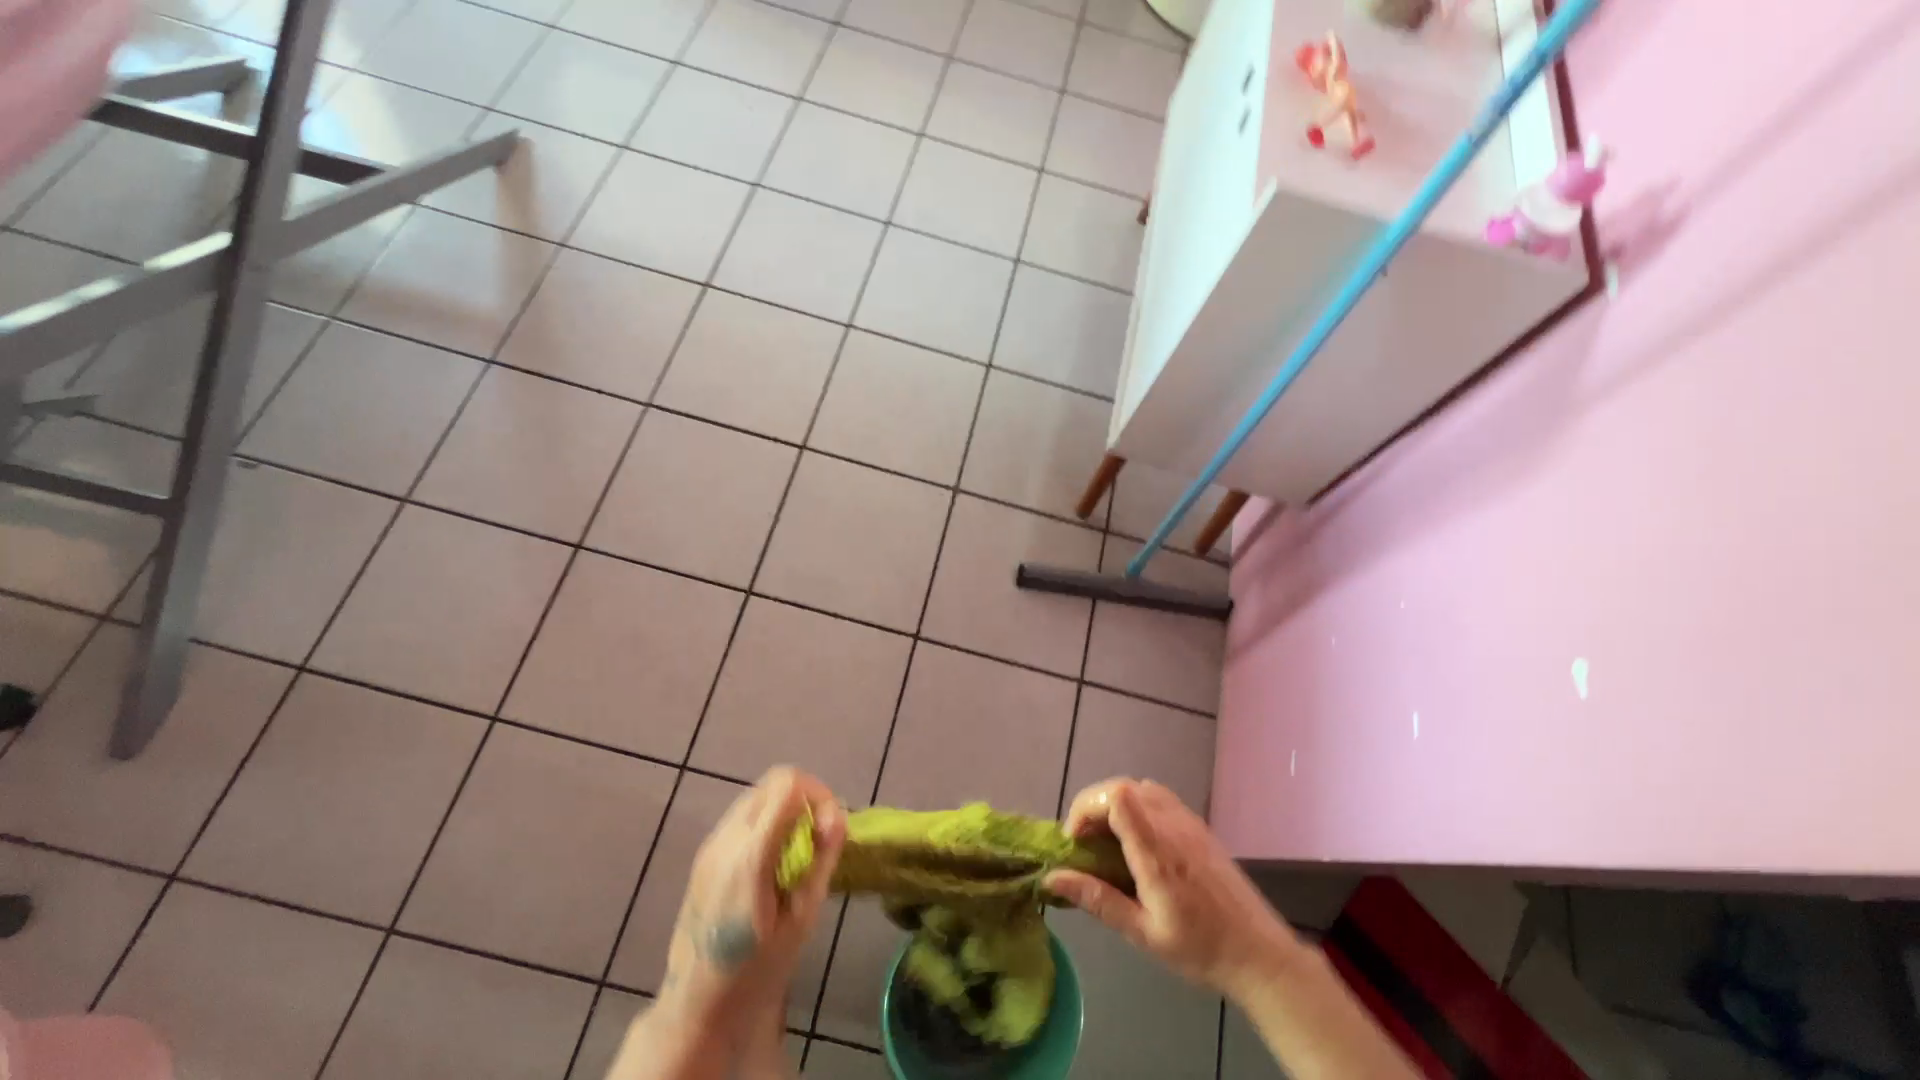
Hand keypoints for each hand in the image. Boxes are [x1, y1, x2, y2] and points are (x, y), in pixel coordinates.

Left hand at [658, 767, 844, 1036]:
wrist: (697, 1005)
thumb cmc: (756, 971)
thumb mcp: (801, 919)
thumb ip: (820, 861)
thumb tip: (838, 816)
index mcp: (750, 853)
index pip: (789, 783)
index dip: (821, 796)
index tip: (832, 832)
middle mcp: (725, 838)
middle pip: (772, 783)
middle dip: (806, 801)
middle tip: (821, 842)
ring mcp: (710, 844)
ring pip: (757, 797)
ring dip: (786, 811)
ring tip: (800, 856)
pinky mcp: (704, 855)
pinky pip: (743, 818)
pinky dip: (768, 824)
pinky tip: (775, 866)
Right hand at [1045, 779, 1300, 1000]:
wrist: (1260, 955)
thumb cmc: (1200, 950)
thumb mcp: (1143, 933)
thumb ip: (1097, 900)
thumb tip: (1051, 878)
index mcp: (1157, 851)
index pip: (1118, 796)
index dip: (1087, 808)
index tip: (1076, 842)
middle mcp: (1174, 827)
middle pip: (1125, 786)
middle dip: (1094, 806)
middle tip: (1085, 844)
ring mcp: (1192, 824)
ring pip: (1144, 789)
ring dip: (1117, 805)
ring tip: (1108, 843)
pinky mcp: (1202, 830)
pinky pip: (1163, 801)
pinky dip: (1139, 809)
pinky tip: (1138, 846)